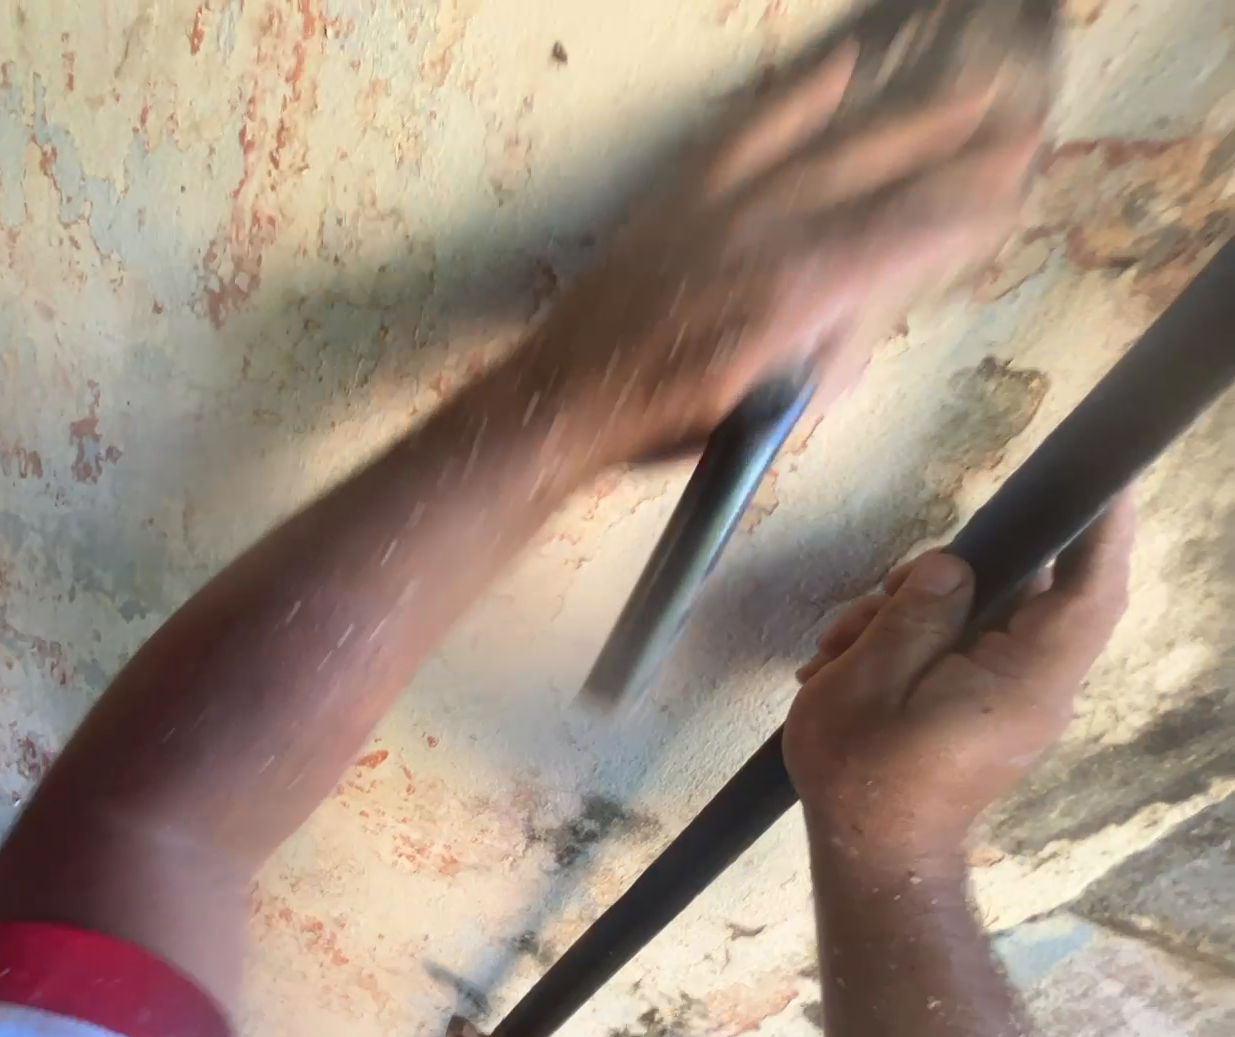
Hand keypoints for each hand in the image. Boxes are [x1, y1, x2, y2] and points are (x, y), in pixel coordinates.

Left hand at [533, 42, 1043, 466]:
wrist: (560, 399)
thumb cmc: (656, 422)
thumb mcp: (759, 411)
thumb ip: (823, 357)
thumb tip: (858, 310)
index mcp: (800, 292)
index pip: (912, 237)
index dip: (968, 217)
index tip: (1007, 202)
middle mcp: (769, 234)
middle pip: (884, 180)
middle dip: (957, 156)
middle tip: (1019, 132)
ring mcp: (718, 210)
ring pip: (826, 147)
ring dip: (899, 118)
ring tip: (966, 86)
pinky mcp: (674, 203)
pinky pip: (741, 138)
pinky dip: (791, 103)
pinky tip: (836, 71)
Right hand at [782, 501, 1133, 867]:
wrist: (870, 846)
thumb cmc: (863, 766)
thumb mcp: (866, 679)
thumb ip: (915, 617)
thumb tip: (953, 566)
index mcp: (1022, 680)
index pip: (1085, 595)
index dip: (1101, 535)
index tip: (1111, 485)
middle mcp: (1033, 687)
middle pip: (1008, 600)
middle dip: (927, 588)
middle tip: (862, 609)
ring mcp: (1006, 701)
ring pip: (966, 623)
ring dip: (894, 622)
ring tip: (832, 654)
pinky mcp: (979, 710)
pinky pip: (951, 653)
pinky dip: (898, 647)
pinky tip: (842, 667)